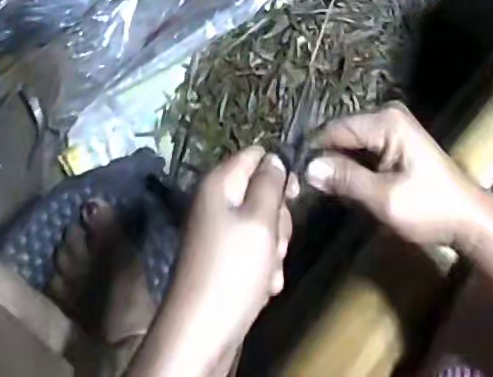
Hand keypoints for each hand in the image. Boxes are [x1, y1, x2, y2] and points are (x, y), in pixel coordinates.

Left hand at [133, 147, 293, 376]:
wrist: (199, 338)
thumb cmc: (232, 270)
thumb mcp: (260, 220)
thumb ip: (272, 183)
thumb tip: (276, 157)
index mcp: (220, 182)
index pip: (257, 154)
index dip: (280, 170)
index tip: (293, 196)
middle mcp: (216, 201)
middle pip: (263, 191)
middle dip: (279, 218)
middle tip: (274, 242)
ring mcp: (218, 232)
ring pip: (263, 224)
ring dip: (274, 248)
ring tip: (268, 272)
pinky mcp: (222, 260)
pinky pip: (253, 250)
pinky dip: (263, 266)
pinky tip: (264, 287)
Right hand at [304, 103, 489, 250]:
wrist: (469, 218)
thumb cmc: (430, 209)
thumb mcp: (385, 199)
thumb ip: (346, 180)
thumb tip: (309, 167)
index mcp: (386, 122)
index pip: (336, 129)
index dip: (314, 151)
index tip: (292, 174)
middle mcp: (387, 115)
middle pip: (343, 133)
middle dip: (324, 157)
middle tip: (301, 184)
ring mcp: (393, 126)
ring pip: (351, 142)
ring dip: (336, 163)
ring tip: (314, 186)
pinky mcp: (395, 140)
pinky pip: (363, 148)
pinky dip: (351, 165)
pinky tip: (340, 184)